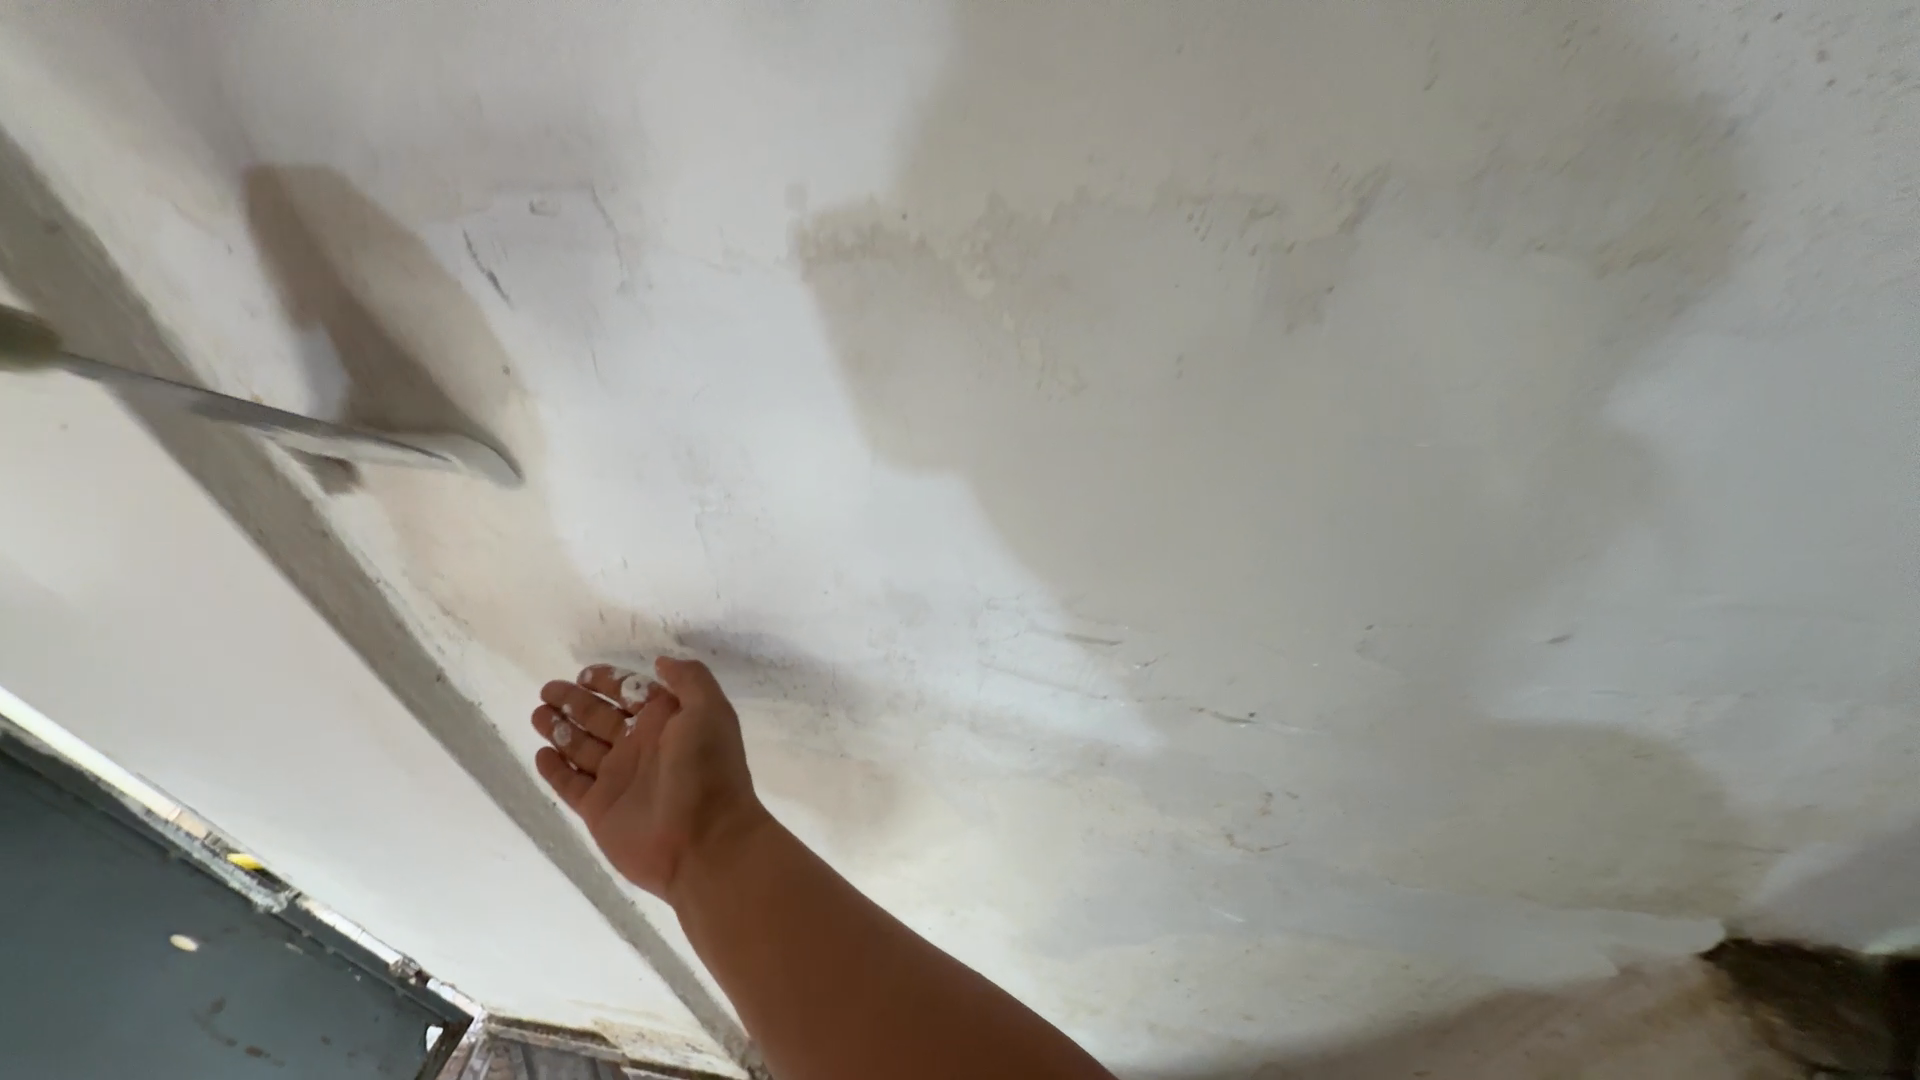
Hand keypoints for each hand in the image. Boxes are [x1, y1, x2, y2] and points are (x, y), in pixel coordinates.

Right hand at [531, 657, 767, 898]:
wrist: (704, 839)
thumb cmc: (708, 769)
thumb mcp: (709, 710)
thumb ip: (689, 680)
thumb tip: (661, 662)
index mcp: (669, 722)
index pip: (634, 693)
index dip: (611, 681)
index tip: (585, 672)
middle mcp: (643, 747)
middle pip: (602, 717)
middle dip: (576, 702)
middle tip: (548, 689)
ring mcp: (620, 779)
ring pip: (583, 747)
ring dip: (560, 729)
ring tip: (537, 712)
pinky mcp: (600, 810)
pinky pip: (572, 784)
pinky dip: (556, 769)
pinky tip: (542, 753)